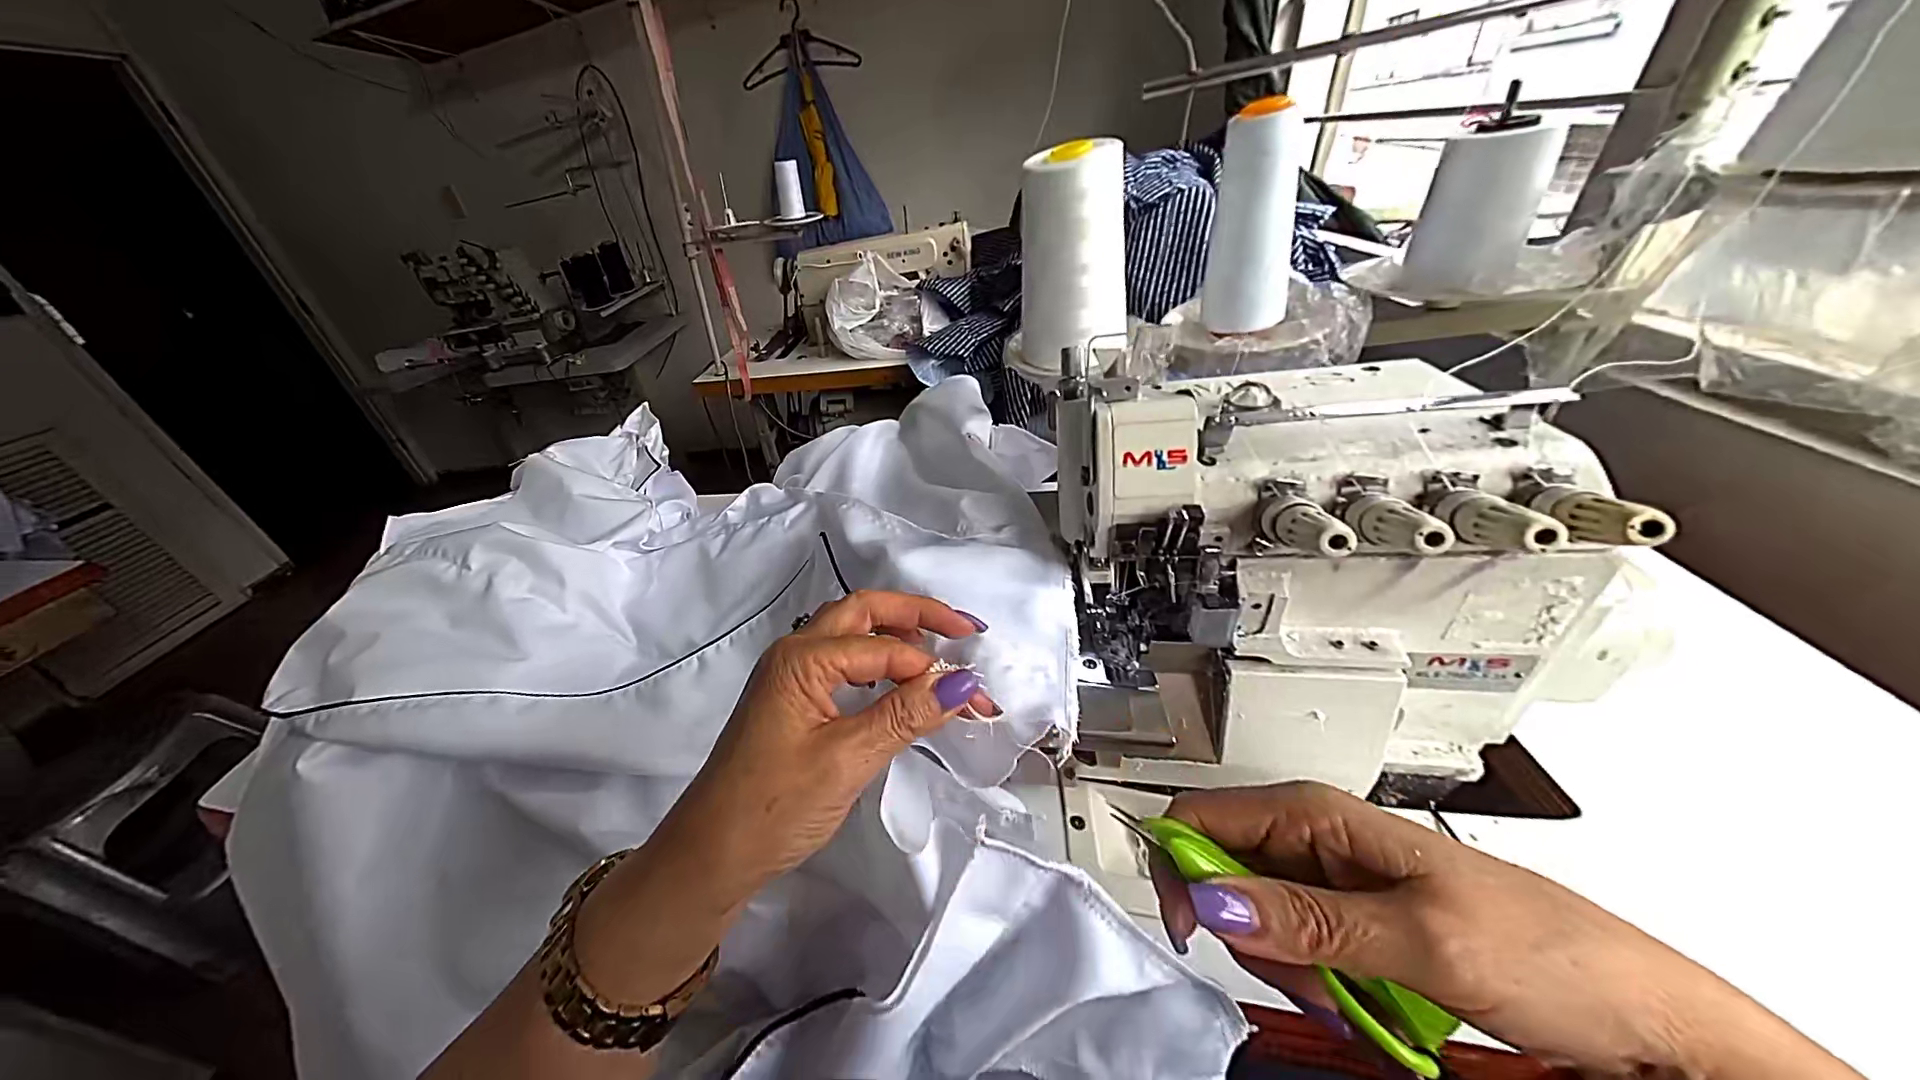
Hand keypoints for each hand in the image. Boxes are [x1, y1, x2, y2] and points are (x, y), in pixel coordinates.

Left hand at [662, 589, 996, 889]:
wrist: (711, 855)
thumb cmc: (773, 808)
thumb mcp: (848, 759)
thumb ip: (906, 714)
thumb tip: (962, 683)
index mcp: (802, 659)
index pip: (884, 647)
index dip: (931, 666)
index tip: (973, 694)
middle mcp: (794, 653)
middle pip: (865, 611)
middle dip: (918, 614)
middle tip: (965, 631)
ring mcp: (792, 674)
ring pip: (853, 631)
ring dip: (898, 632)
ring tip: (940, 650)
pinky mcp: (795, 697)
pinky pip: (845, 658)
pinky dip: (879, 658)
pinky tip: (900, 678)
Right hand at [1153, 783, 1859, 1078]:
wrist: (1636, 1013)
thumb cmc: (1553, 953)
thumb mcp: (1420, 939)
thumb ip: (1307, 919)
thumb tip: (1216, 896)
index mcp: (1317, 814)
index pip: (1202, 816)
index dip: (1181, 865)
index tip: (1194, 928)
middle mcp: (1315, 838)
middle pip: (1222, 871)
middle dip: (1248, 934)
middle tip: (1307, 976)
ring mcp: (1331, 879)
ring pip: (1254, 915)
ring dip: (1285, 966)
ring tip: (1353, 995)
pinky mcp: (1347, 917)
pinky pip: (1291, 945)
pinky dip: (1311, 981)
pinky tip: (1359, 1002)